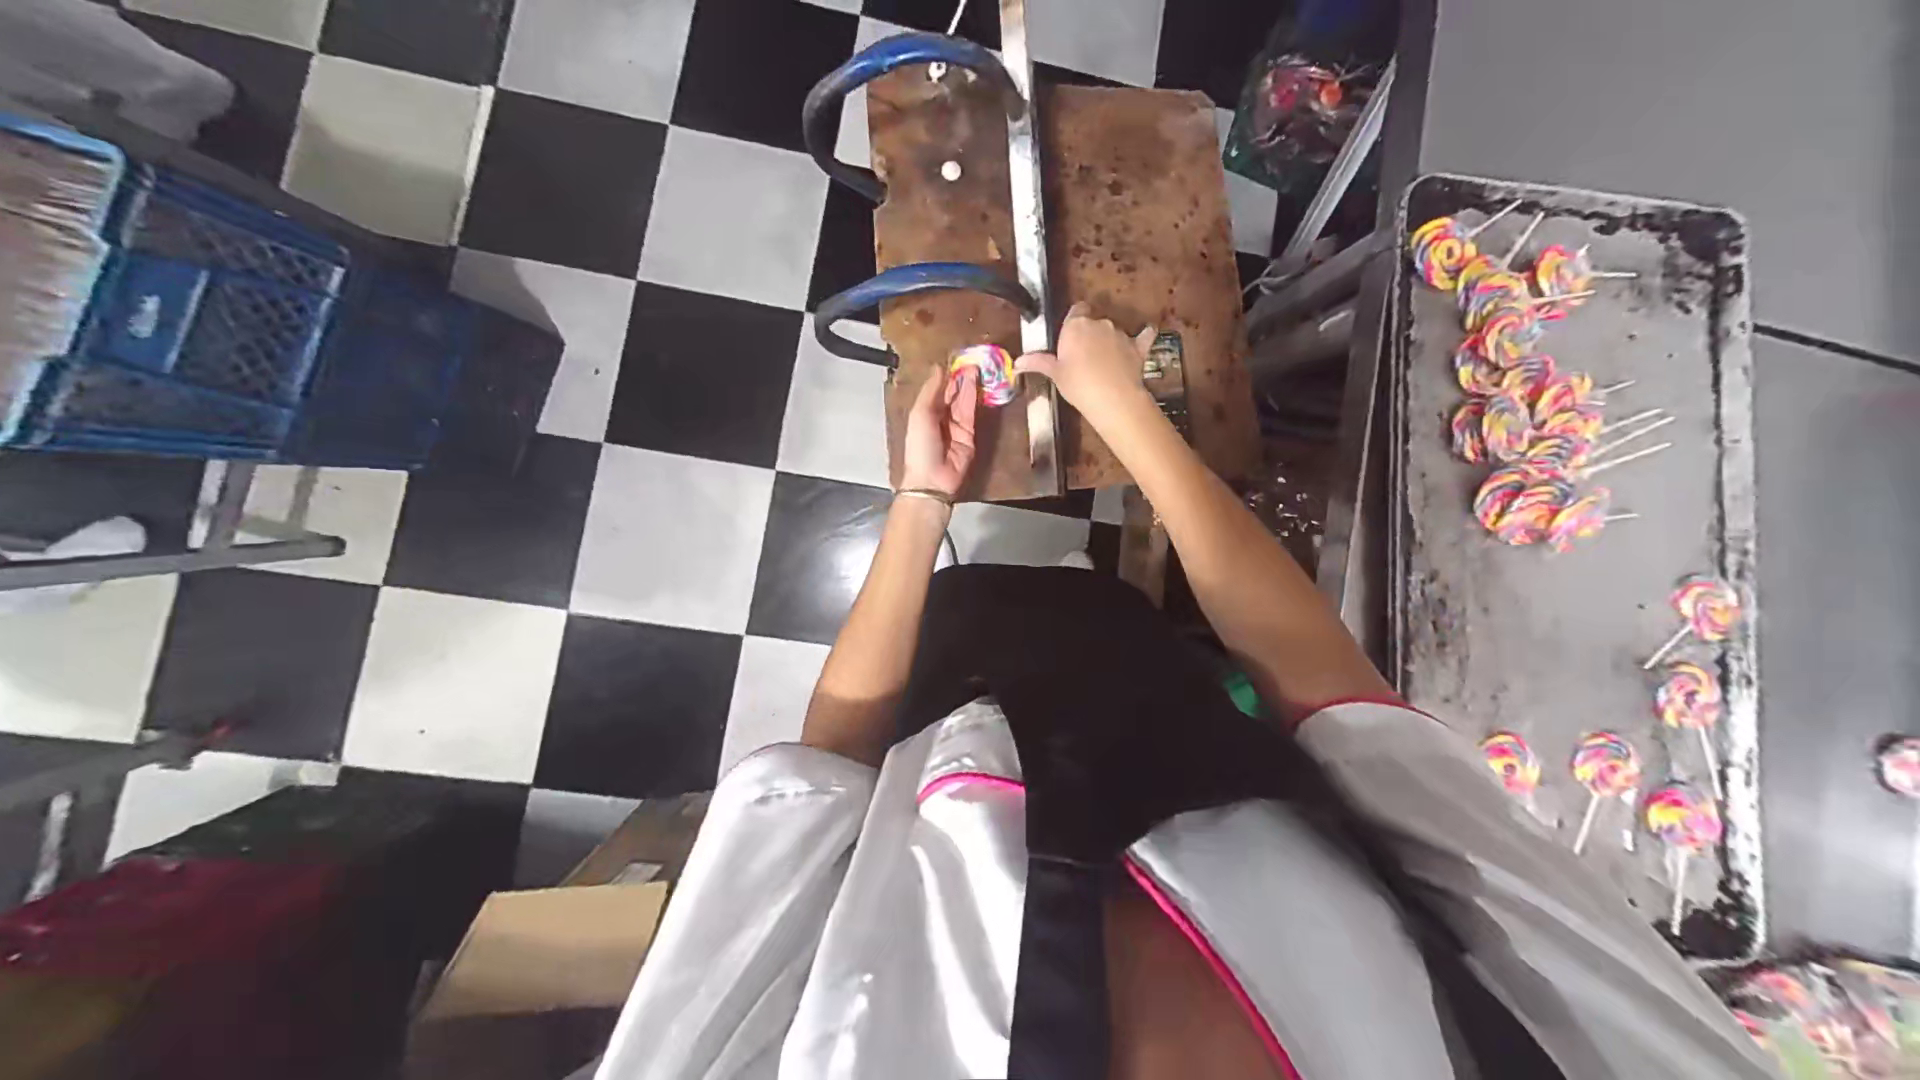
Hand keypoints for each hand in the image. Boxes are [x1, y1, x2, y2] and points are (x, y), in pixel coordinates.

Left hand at [900, 367, 976, 497]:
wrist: (932, 479)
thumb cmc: (920, 447)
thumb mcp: (920, 414)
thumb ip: (931, 390)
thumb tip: (939, 367)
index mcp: (925, 412)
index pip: (938, 388)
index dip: (947, 373)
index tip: (957, 356)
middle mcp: (941, 417)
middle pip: (953, 393)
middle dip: (961, 376)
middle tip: (972, 357)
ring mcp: (956, 426)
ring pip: (964, 400)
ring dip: (970, 384)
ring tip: (978, 365)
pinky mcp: (970, 434)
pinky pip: (973, 412)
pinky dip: (975, 397)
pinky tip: (978, 382)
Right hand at [1013, 303, 1156, 427]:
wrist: (1112, 398)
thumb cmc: (1077, 384)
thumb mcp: (1055, 374)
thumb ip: (1038, 363)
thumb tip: (1017, 363)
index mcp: (1076, 325)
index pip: (1076, 311)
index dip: (1073, 323)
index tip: (1070, 338)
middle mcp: (1099, 323)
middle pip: (1093, 322)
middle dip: (1090, 336)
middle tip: (1082, 359)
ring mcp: (1121, 333)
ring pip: (1113, 331)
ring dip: (1109, 342)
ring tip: (1105, 365)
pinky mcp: (1138, 346)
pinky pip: (1144, 335)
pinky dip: (1143, 336)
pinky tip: (1144, 337)